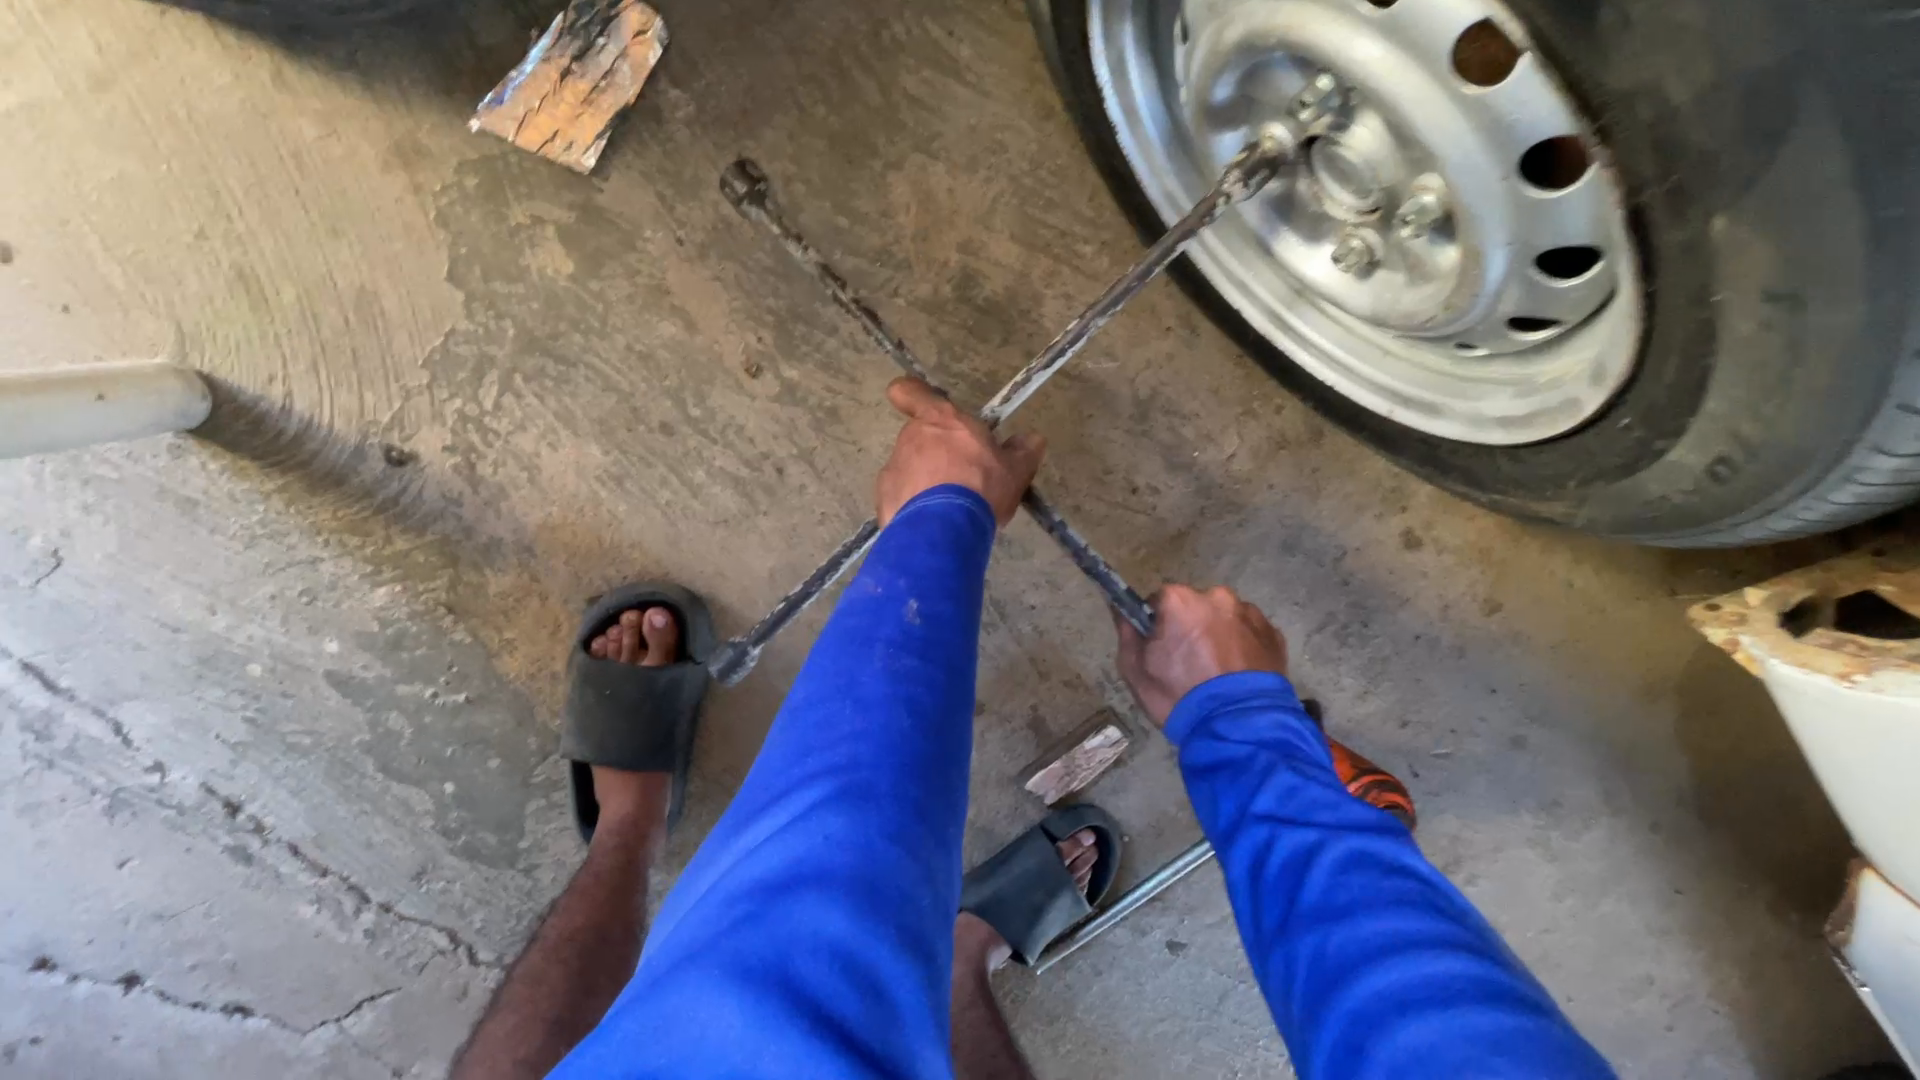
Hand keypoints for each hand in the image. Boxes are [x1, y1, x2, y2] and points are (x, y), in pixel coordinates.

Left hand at [875, 377, 1045, 525]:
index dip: (912, 395)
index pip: (910, 392)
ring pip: (909, 469)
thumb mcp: (1014, 470)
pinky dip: (913, 507)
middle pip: (919, 438)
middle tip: (962, 477)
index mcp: (941, 420)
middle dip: (936, 454)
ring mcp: (893, 469)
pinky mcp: (885, 499)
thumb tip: (1032, 439)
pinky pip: (901, 498)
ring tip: (949, 508)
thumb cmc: (981, 487)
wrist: (944, 530)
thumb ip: (1022, 452)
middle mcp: (910, 438)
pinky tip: (932, 524)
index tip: (919, 404)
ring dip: (925, 482)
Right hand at [1115, 585, 1287, 725]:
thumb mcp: (1134, 670)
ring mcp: (1250, 614)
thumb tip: (1121, 609)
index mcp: (1180, 600)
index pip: (1159, 601)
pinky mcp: (1274, 634)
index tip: (1161, 650)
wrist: (1238, 727)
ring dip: (1218, 635)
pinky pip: (1249, 634)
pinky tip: (1238, 675)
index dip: (1157, 625)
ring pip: (1224, 618)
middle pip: (1195, 606)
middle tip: (1190, 663)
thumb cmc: (1179, 696)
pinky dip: (1243, 647)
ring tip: (1218, 673)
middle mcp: (1217, 597)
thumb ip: (1127, 633)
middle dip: (1190, 626)